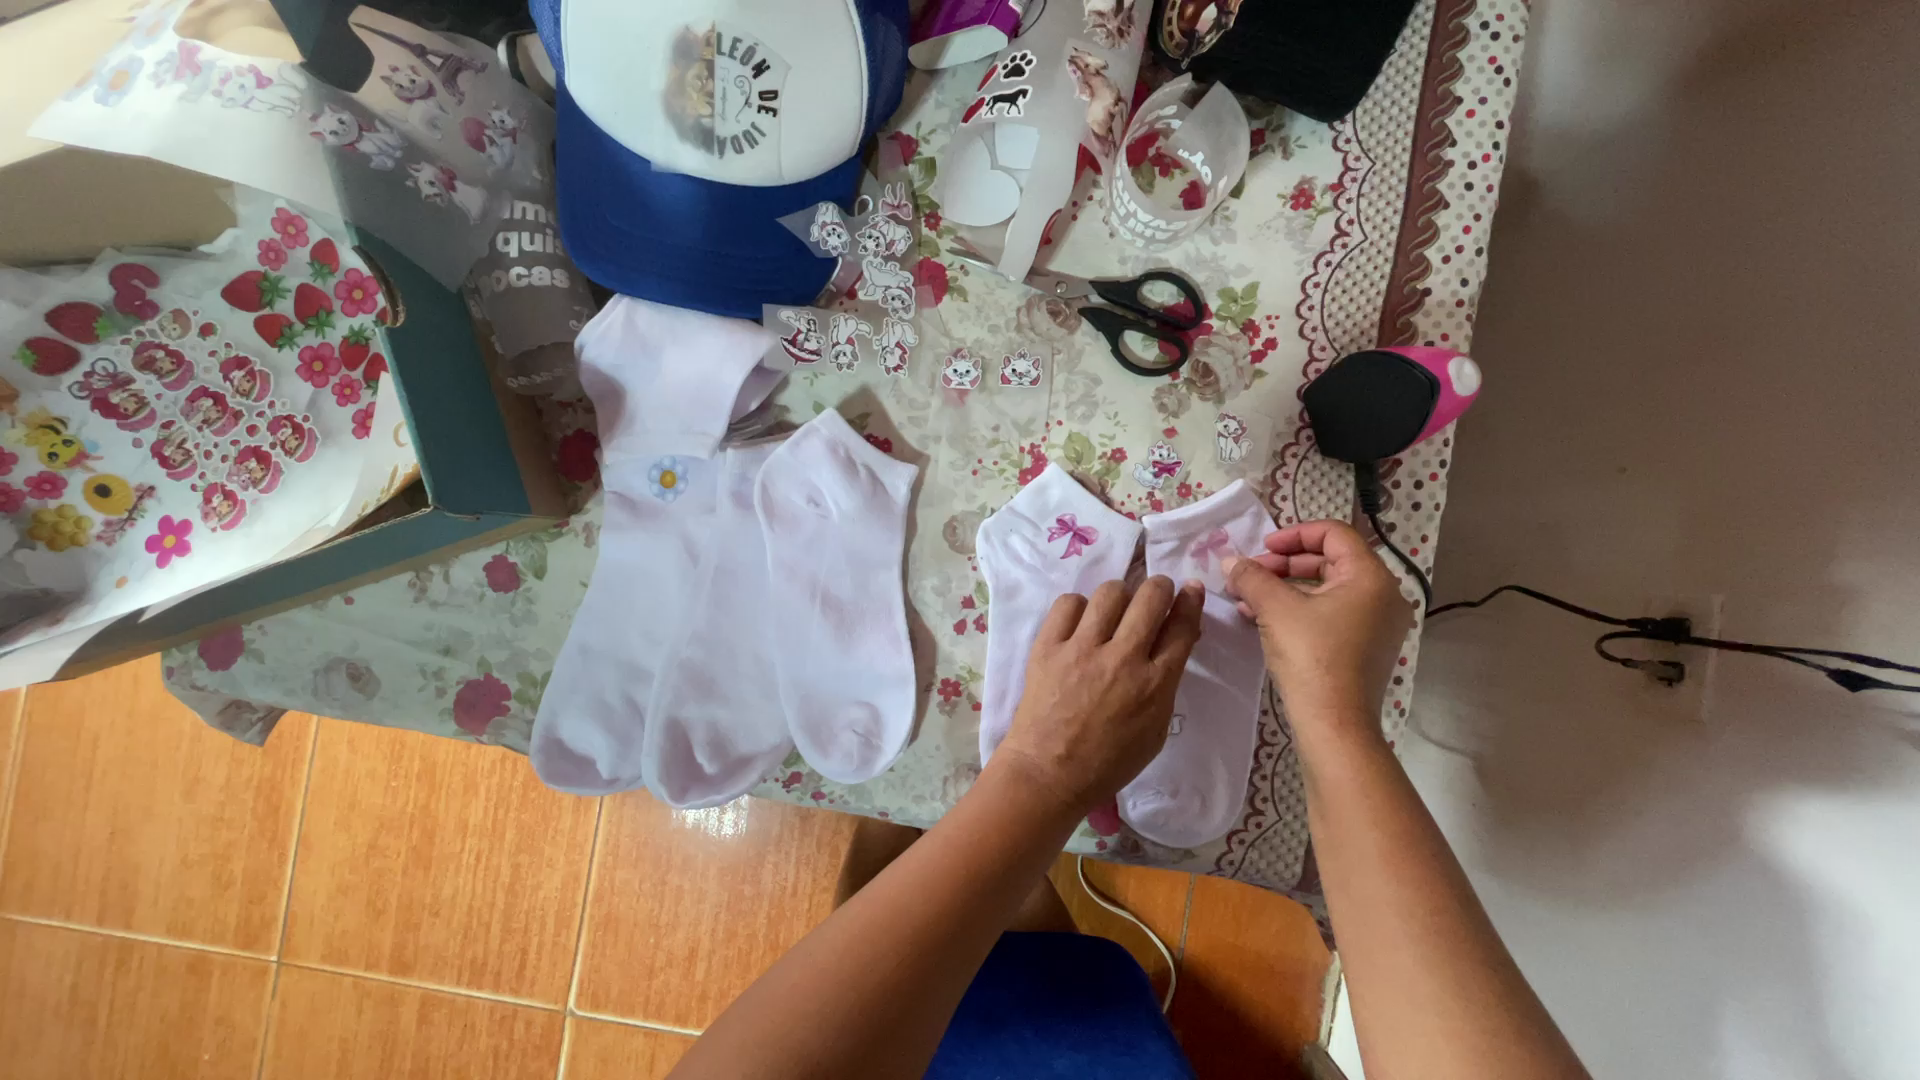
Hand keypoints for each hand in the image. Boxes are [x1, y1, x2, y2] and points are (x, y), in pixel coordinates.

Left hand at [994, 576, 1204, 815]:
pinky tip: (1080, 622)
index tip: (1191, 590)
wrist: (1048, 774)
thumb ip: (1166, 684)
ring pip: (1110, 592)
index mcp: (1154, 684)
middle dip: (1159, 588)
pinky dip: (1079, 607)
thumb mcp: (1155, 730)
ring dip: (1120, 595)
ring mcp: (1082, 649)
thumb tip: (1173, 645)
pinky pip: (1068, 603)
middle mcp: (1122, 658)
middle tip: (1155, 595)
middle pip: (1151, 598)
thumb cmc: (1108, 762)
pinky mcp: (1048, 646)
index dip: (1190, 602)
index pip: (1181, 627)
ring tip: (1115, 609)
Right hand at [1223, 520, 1413, 737]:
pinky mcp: (1363, 645)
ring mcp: (1376, 623)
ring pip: (1325, 589)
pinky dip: (1297, 608)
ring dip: (1284, 587)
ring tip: (1246, 596)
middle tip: (1249, 573)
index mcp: (1370, 577)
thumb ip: (1251, 577)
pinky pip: (1329, 612)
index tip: (1262, 548)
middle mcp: (1382, 595)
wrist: (1333, 722)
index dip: (1294, 535)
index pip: (1334, 534)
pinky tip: (1260, 617)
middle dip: (1284, 564)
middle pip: (1330, 560)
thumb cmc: (1311, 656)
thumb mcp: (1274, 608)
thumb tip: (1228, 560)